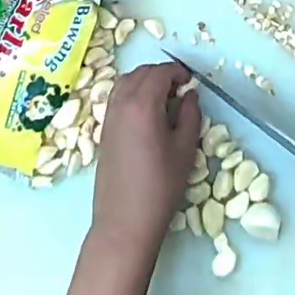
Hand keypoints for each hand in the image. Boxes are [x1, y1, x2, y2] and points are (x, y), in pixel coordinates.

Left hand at [89, 62, 200, 253]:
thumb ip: (190, 115)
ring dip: (145, 80)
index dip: (178, 72)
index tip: (191, 83)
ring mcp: (109, 114)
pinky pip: (118, 95)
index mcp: (143, 103)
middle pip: (142, 72)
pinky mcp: (104, 127)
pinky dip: (132, 91)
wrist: (124, 222)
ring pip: (127, 80)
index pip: (160, 72)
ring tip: (163, 98)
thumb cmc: (160, 187)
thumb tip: (189, 94)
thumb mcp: (185, 150)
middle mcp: (122, 102)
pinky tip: (146, 112)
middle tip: (180, 90)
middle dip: (162, 74)